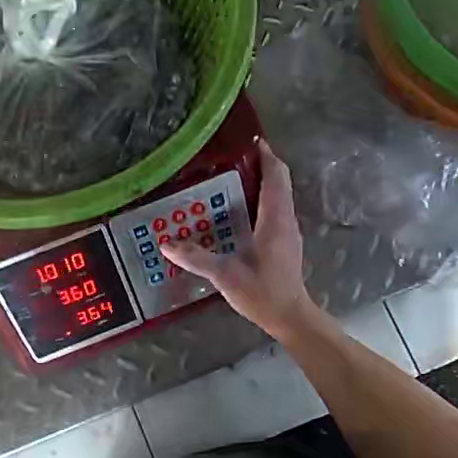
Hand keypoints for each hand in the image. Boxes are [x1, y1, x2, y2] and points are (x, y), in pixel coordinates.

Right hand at [162, 139, 316, 339]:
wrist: (290, 317)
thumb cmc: (262, 292)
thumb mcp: (225, 275)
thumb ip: (197, 258)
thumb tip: (167, 244)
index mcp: (275, 218)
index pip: (275, 175)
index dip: (265, 155)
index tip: (248, 141)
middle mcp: (285, 219)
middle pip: (278, 181)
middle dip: (259, 165)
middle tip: (229, 160)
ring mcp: (288, 232)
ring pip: (278, 196)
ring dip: (259, 184)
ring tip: (228, 181)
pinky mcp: (285, 243)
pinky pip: (274, 211)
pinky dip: (259, 202)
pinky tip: (237, 213)